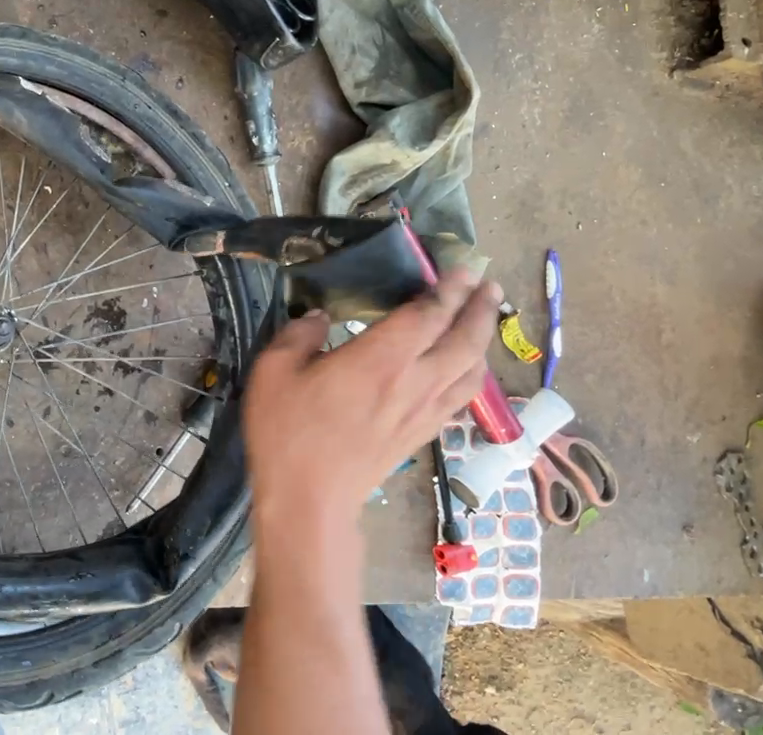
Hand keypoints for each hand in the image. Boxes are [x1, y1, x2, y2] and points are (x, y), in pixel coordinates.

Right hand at [243, 267, 500, 525]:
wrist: (309, 496)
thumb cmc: (287, 429)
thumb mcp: (274, 370)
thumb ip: (298, 335)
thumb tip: (319, 317)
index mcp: (380, 359)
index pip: (426, 315)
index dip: (447, 288)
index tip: (463, 266)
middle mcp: (413, 381)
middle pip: (464, 340)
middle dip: (479, 308)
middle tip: (488, 284)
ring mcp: (423, 411)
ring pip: (471, 370)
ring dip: (481, 340)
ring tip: (481, 320)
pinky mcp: (422, 434)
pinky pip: (461, 397)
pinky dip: (471, 374)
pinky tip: (463, 370)